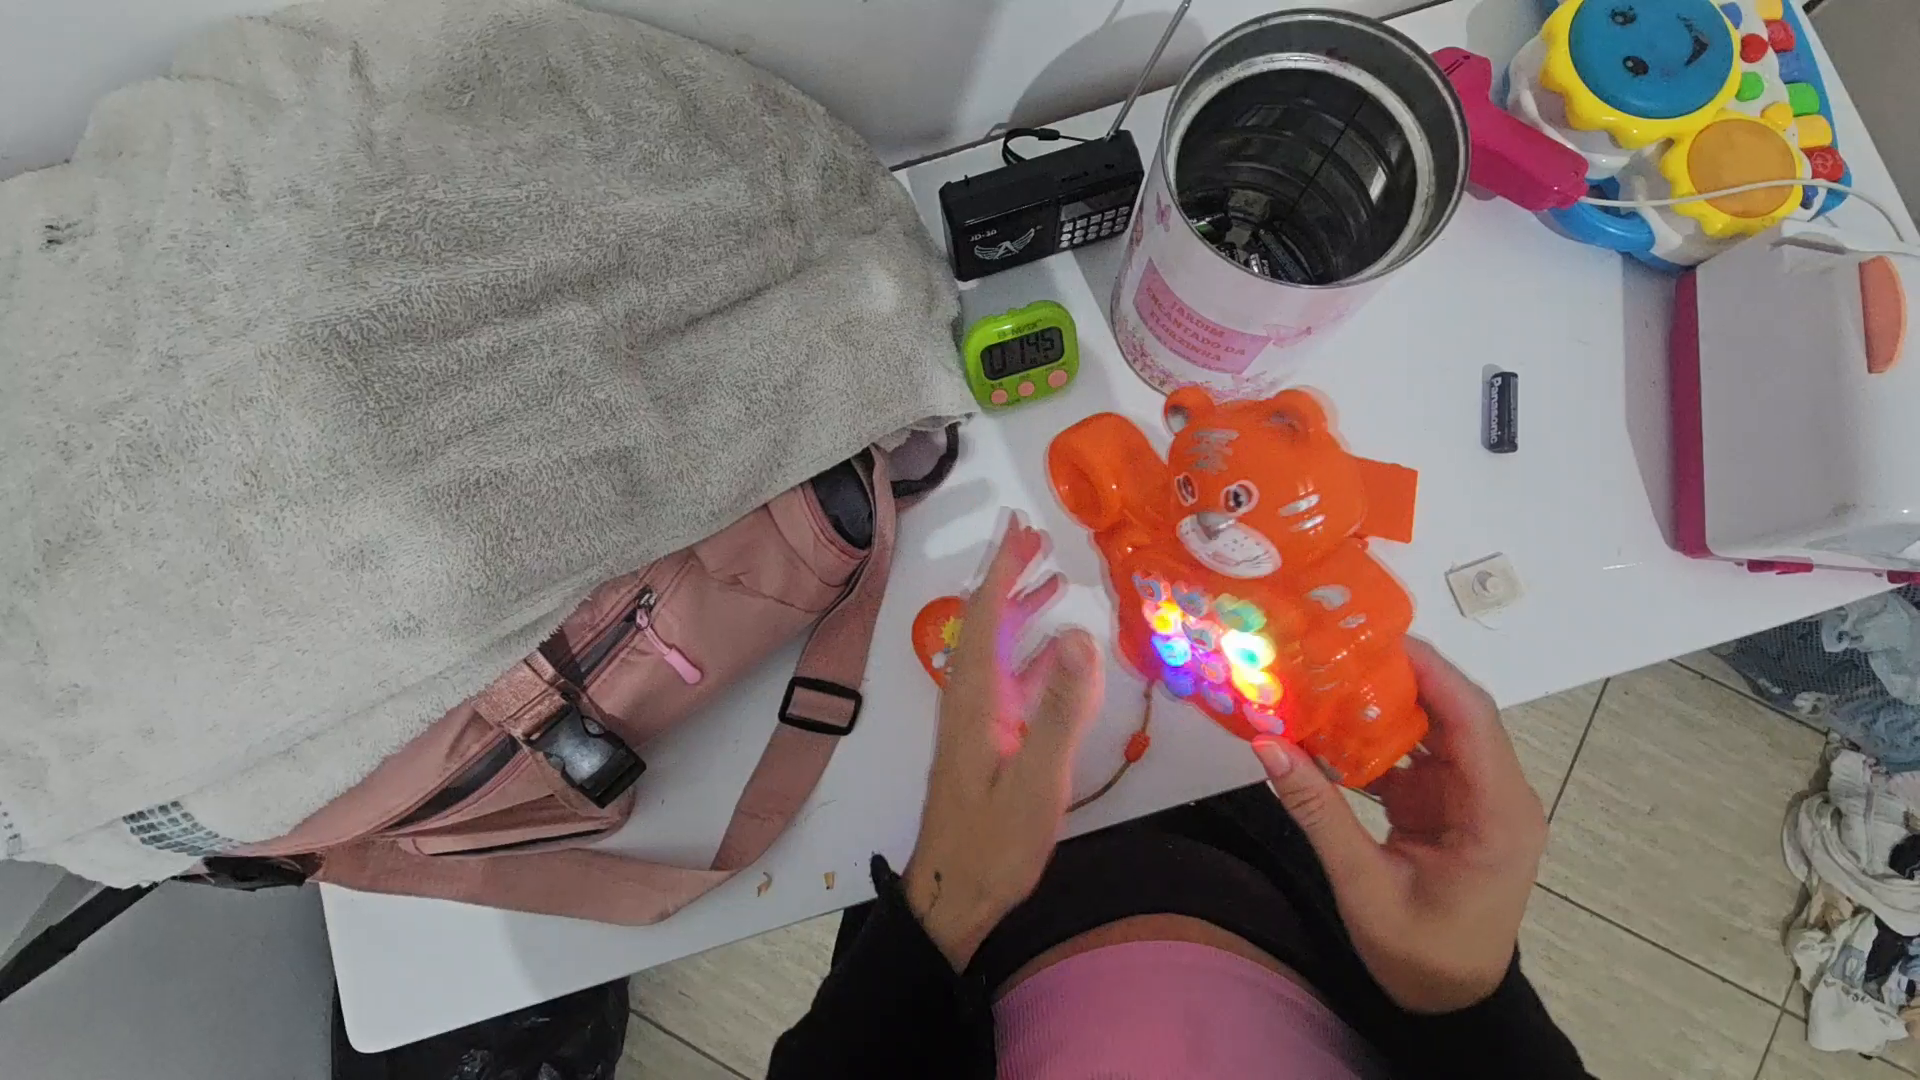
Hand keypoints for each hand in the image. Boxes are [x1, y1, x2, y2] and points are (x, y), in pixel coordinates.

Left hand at [903, 515, 1104, 968]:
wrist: (952, 892)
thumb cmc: (994, 841)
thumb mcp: (1037, 778)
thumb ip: (1061, 708)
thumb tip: (1080, 637)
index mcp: (978, 697)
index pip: (987, 615)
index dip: (1004, 570)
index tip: (1022, 532)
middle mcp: (971, 697)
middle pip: (987, 623)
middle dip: (1009, 578)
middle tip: (1036, 542)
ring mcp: (978, 718)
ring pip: (998, 650)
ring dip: (1021, 612)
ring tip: (1052, 582)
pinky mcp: (987, 738)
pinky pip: (1009, 682)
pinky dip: (1032, 657)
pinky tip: (1058, 654)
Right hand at [1253, 638, 1546, 1012]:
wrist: (1451, 1002)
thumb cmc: (1422, 953)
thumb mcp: (1364, 885)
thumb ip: (1317, 812)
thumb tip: (1266, 745)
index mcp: (1497, 812)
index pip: (1471, 719)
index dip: (1429, 671)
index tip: (1372, 636)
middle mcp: (1493, 793)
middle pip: (1451, 712)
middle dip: (1396, 675)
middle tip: (1333, 645)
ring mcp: (1467, 796)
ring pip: (1429, 727)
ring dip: (1379, 701)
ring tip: (1324, 671)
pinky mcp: (1442, 803)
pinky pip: (1408, 754)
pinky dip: (1369, 737)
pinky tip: (1326, 724)